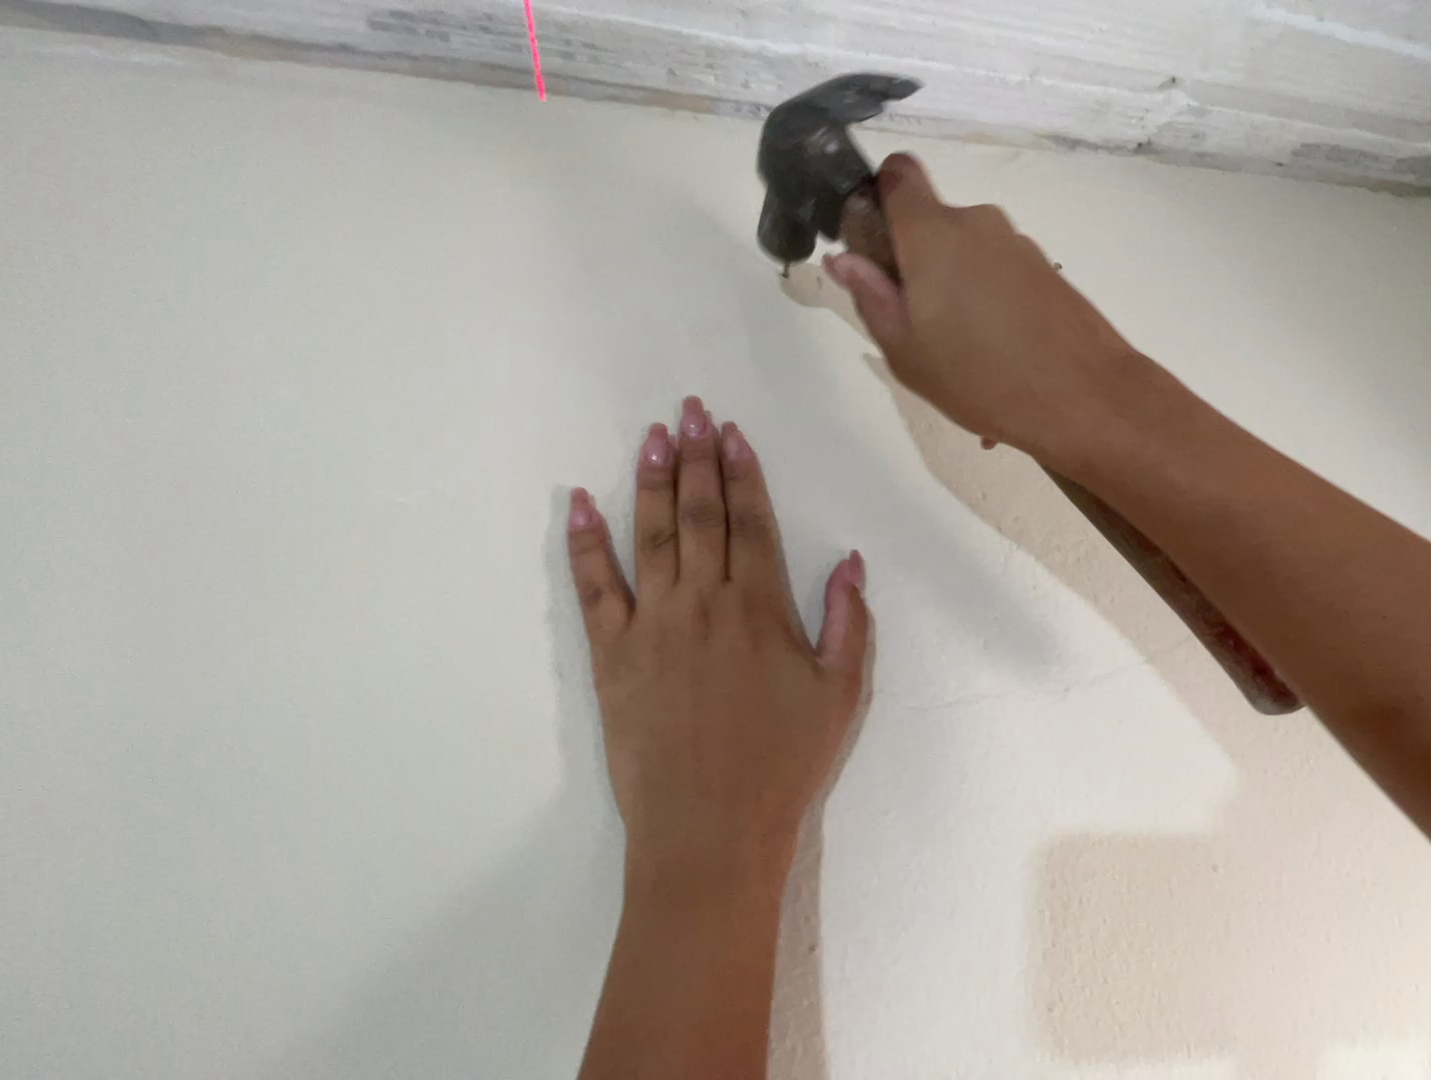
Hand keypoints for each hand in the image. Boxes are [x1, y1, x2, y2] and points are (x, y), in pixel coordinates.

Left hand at [565, 396, 870, 883]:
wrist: (712, 830)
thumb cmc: (785, 762)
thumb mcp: (842, 693)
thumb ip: (848, 621)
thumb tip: (851, 559)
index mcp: (761, 609)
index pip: (752, 522)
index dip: (743, 473)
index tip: (732, 433)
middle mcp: (705, 603)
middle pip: (701, 515)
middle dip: (698, 458)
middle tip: (690, 410)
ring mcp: (652, 625)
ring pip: (652, 536)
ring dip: (653, 482)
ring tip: (652, 436)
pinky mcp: (612, 655)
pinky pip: (594, 588)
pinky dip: (585, 543)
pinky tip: (579, 502)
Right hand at [824, 154, 1144, 464]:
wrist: (1084, 398)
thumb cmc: (980, 379)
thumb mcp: (906, 351)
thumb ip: (872, 297)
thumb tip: (845, 259)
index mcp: (933, 235)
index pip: (897, 175)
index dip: (878, 197)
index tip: (875, 247)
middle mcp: (978, 225)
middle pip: (934, 227)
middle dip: (919, 268)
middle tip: (920, 331)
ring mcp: (1019, 247)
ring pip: (969, 260)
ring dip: (957, 297)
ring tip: (964, 363)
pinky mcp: (1048, 272)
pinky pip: (1002, 281)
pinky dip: (992, 310)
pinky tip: (999, 364)